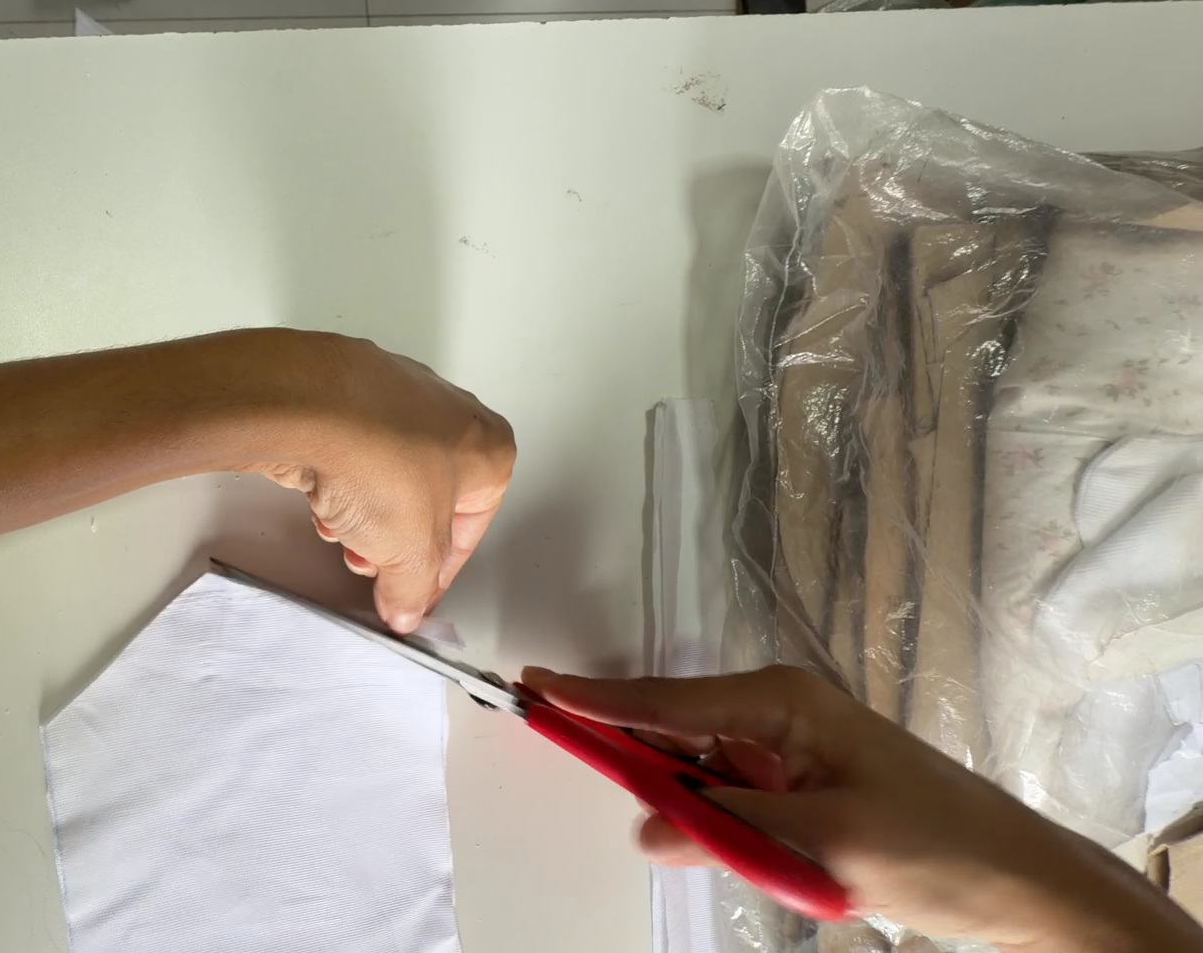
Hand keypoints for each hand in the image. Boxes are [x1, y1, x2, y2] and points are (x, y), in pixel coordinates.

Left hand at [247, 333, 513, 632]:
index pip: (469, 529)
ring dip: (361, 515)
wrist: (305, 407)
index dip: (435, 575)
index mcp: (488, 447)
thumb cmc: (377, 464)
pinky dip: (338, 479)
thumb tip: (404, 608)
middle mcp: (448, 413)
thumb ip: (413, 592)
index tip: (411, 597)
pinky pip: (352, 451)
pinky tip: (318, 495)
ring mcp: (396, 395)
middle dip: (391, 542)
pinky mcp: (348, 391)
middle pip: (423, 504)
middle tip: (368, 561)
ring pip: (384, 480)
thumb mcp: (410, 554)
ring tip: (338, 526)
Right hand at [520, 665, 1202, 952]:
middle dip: (616, 734)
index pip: (665, 702)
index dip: (597, 699)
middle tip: (547, 720)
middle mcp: (768, 707)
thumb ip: (727, 829)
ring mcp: (776, 738)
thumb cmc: (939, 850)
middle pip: (668, 720)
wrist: (1034, 886)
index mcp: (777, 701)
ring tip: (613, 775)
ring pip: (688, 752)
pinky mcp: (784, 772)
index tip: (538, 686)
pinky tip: (676, 813)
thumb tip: (645, 830)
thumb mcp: (827, 847)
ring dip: (656, 776)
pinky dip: (690, 799)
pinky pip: (715, 780)